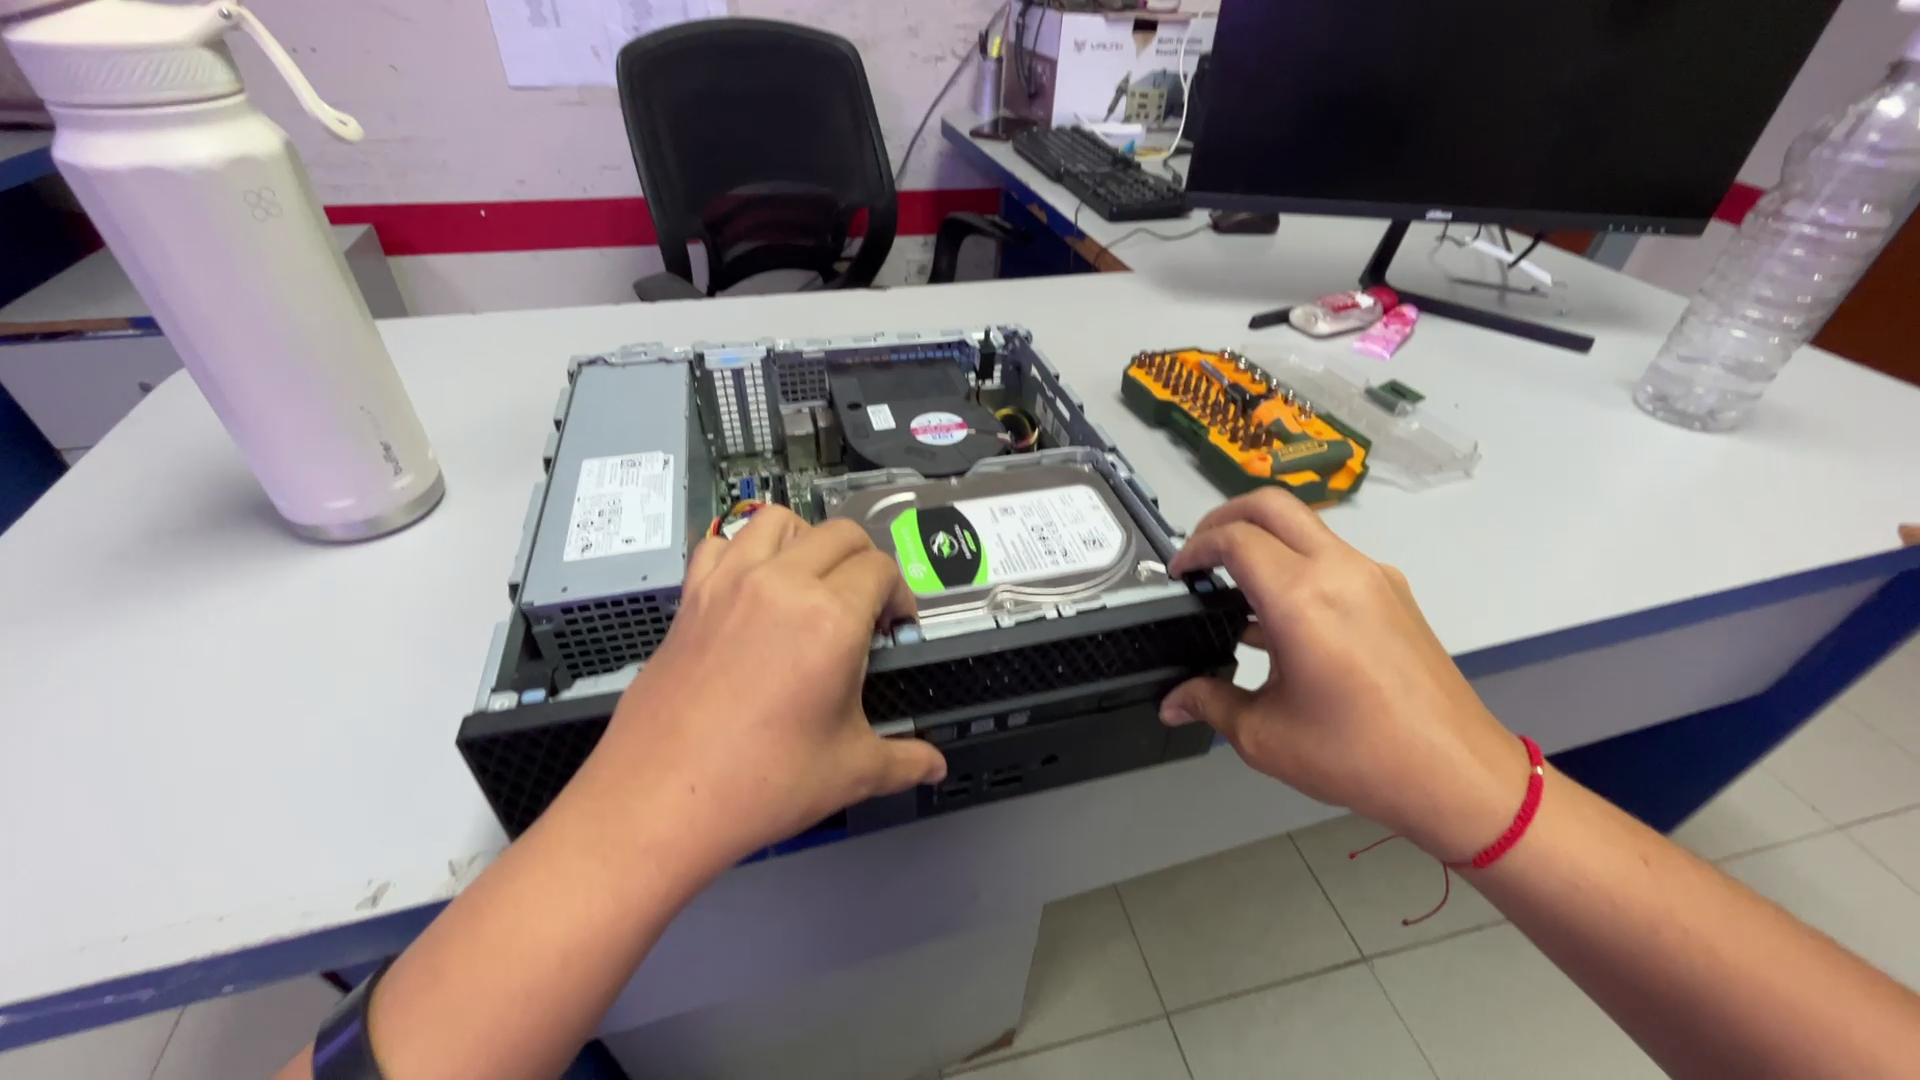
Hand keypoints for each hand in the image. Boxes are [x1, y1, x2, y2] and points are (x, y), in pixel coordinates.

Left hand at [580, 506, 946, 869]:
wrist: (661, 800)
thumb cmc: (761, 784)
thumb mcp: (850, 771)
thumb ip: (904, 759)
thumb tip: (934, 765)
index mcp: (831, 618)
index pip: (881, 569)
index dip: (900, 595)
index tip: (896, 626)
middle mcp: (782, 585)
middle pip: (840, 534)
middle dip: (866, 563)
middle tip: (865, 608)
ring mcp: (730, 584)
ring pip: (780, 522)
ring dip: (809, 542)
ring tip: (813, 583)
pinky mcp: (693, 597)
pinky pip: (721, 543)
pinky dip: (744, 550)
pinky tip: (754, 586)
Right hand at [1161, 490, 1530, 862]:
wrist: (1458, 775)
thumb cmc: (1356, 754)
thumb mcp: (1264, 735)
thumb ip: (1208, 703)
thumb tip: (1170, 703)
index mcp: (1301, 597)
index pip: (1235, 539)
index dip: (1195, 548)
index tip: (1178, 575)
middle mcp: (1339, 570)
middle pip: (1271, 505)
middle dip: (1224, 519)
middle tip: (1200, 556)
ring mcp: (1372, 576)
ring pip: (1305, 526)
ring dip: (1263, 541)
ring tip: (1235, 591)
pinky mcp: (1393, 593)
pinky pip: (1332, 556)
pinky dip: (1295, 564)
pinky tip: (1280, 620)